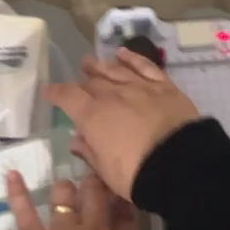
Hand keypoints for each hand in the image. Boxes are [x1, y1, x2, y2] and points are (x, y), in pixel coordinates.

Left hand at [5, 170, 166, 229]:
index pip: (129, 217)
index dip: (127, 203)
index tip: (125, 196)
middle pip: (99, 195)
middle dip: (98, 183)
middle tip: (96, 175)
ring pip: (65, 195)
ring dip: (65, 188)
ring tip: (66, 183)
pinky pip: (24, 210)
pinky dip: (17, 192)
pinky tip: (11, 174)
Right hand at [45, 49, 202, 199]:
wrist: (181, 166)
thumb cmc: (136, 175)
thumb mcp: (105, 171)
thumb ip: (89, 151)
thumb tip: (76, 140)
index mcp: (93, 116)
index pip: (68, 97)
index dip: (56, 92)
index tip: (48, 90)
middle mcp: (113, 95)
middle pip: (92, 83)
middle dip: (80, 82)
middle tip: (76, 80)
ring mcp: (140, 87)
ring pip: (115, 71)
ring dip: (100, 66)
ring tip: (90, 62)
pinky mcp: (164, 87)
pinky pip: (145, 67)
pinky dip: (132, 58)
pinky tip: (123, 54)